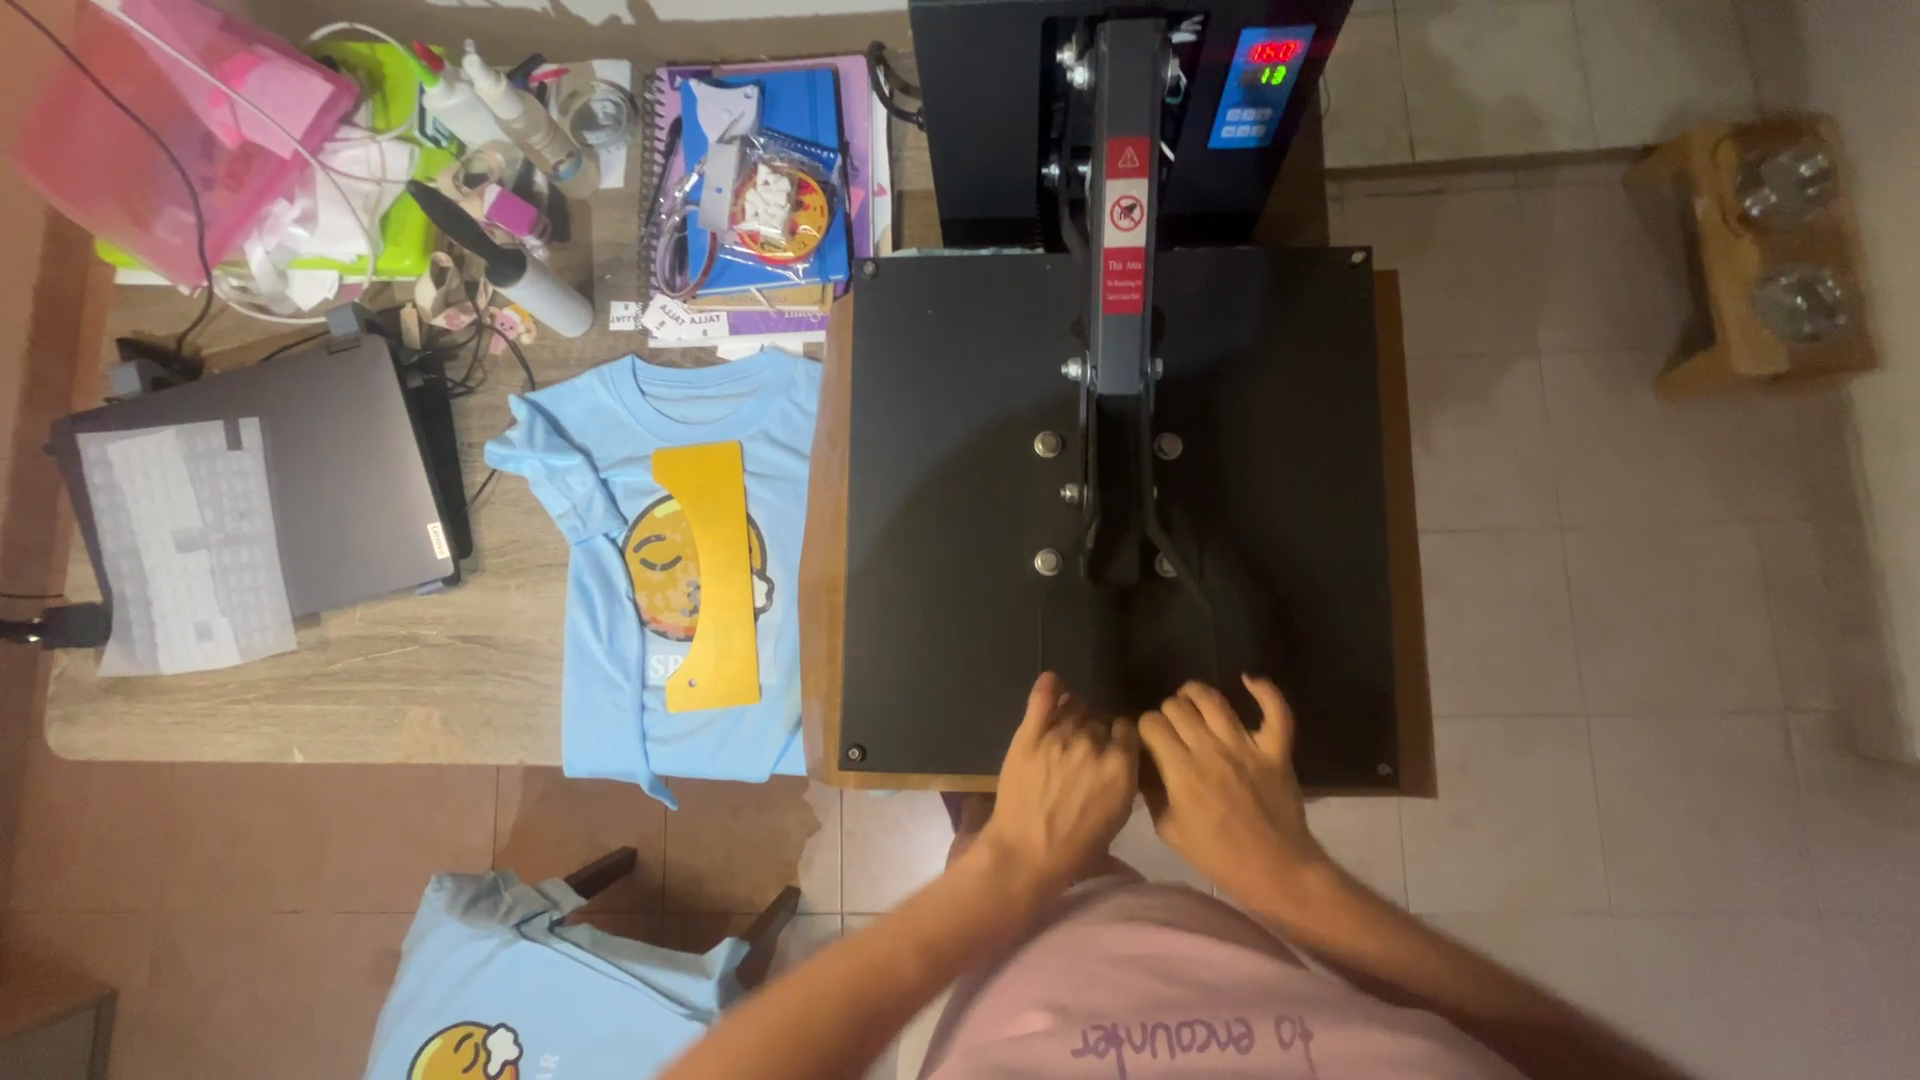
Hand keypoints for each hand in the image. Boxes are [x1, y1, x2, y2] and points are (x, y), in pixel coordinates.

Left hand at [975, 672, 1139, 894]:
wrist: (1026, 852)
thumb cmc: (1077, 844)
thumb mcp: (1117, 815)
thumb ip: (1123, 776)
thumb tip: (1121, 753)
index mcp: (1121, 765)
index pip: (1125, 729)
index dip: (1118, 737)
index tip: (1110, 746)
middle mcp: (1092, 743)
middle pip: (1098, 720)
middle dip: (1095, 729)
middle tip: (1084, 748)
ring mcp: (1059, 735)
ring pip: (1074, 708)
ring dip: (1073, 714)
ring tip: (1066, 726)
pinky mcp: (1029, 734)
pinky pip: (1041, 700)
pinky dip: (1048, 688)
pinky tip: (1051, 682)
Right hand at [1138, 676, 1328, 902]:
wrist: (1277, 870)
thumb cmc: (1218, 856)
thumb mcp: (1170, 830)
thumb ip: (1152, 792)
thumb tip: (1143, 765)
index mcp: (1181, 770)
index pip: (1151, 723)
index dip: (1144, 728)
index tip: (1147, 741)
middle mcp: (1210, 749)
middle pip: (1177, 707)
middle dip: (1166, 712)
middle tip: (1169, 729)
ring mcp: (1246, 746)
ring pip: (1213, 700)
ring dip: (1195, 694)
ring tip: (1189, 699)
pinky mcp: (1276, 750)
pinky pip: (1275, 712)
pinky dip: (1264, 691)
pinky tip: (1248, 681)